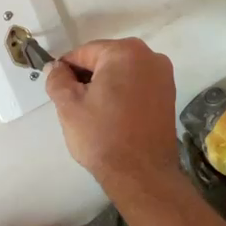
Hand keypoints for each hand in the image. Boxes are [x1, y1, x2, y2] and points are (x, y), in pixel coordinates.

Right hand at [46, 38, 178, 192]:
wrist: (141, 174)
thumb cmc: (102, 136)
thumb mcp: (69, 106)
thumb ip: (57, 79)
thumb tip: (56, 68)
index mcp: (125, 52)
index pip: (84, 52)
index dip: (67, 70)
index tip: (59, 90)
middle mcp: (150, 57)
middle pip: (106, 60)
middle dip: (88, 78)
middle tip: (76, 106)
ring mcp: (164, 76)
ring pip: (122, 74)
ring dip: (106, 87)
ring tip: (95, 115)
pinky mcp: (169, 96)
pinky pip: (138, 86)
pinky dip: (123, 95)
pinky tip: (114, 118)